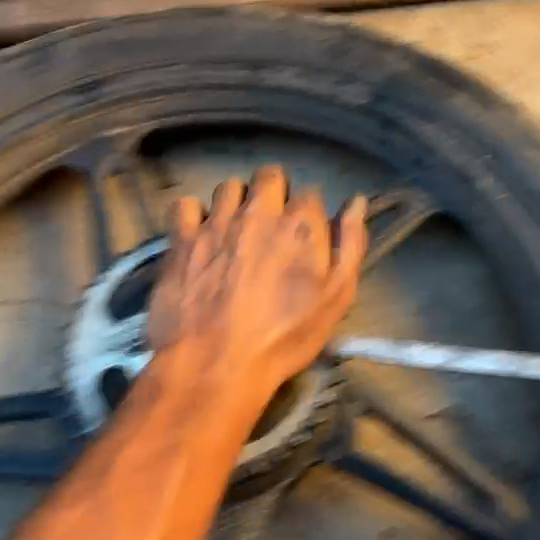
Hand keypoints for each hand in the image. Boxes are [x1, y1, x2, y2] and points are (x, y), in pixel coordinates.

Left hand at [146, 165, 367, 416]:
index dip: (308, 212)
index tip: (304, 234)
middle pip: (269, 176)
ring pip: (228, 186)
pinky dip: (192, 216)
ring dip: (236, 201)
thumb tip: (357, 203)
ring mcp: (217, 222)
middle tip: (271, 225)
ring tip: (235, 229)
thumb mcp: (336, 299)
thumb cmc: (285, 338)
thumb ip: (350, 245)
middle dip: (274, 192)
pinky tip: (198, 235)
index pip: (310, 192)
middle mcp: (258, 213)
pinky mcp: (181, 238)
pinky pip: (185, 205)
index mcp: (300, 225)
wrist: (215, 363)